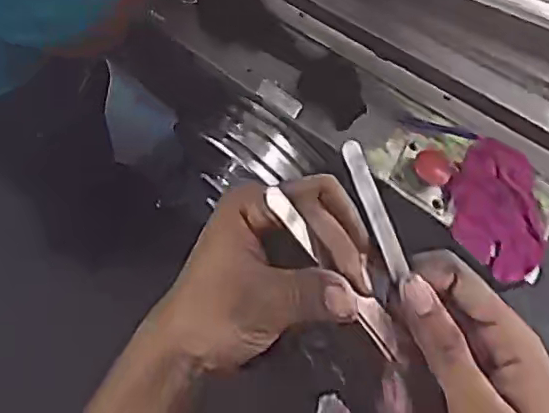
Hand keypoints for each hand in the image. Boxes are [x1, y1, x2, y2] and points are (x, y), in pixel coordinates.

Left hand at [147, 176, 373, 371]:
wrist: (183, 349)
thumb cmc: (212, 313)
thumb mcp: (263, 301)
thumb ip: (309, 292)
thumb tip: (352, 295)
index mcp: (251, 202)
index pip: (309, 199)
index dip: (337, 231)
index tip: (356, 272)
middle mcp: (261, 209)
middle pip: (318, 209)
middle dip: (344, 243)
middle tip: (365, 282)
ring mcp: (268, 233)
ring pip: (318, 232)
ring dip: (342, 258)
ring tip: (362, 289)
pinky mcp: (275, 260)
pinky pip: (311, 255)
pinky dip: (331, 271)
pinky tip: (346, 292)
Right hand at [396, 252, 548, 412]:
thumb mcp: (480, 410)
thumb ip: (445, 345)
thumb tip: (413, 285)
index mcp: (511, 336)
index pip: (454, 273)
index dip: (417, 278)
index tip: (388, 302)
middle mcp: (495, 343)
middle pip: (434, 305)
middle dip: (405, 332)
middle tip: (393, 365)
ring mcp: (479, 368)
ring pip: (423, 339)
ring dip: (403, 366)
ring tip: (401, 399)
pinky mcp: (465, 390)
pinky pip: (426, 369)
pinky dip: (409, 385)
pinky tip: (406, 403)